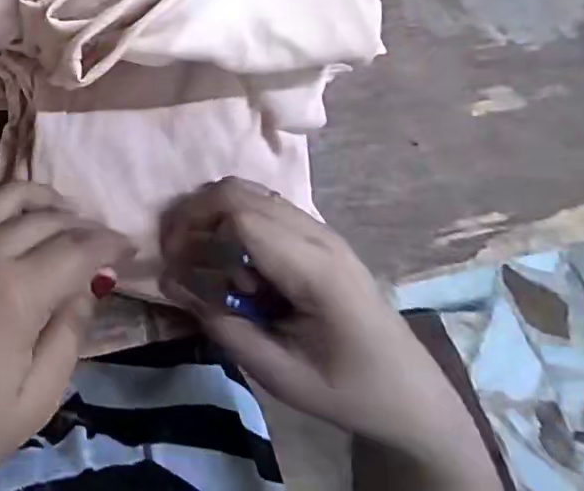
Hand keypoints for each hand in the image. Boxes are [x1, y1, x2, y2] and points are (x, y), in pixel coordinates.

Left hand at [0, 182, 133, 490]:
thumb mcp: (37, 399)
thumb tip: (86, 288)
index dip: (109, 243)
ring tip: (63, 211)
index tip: (130, 247)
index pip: (76, 248)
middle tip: (102, 238)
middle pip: (46, 217)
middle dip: (82, 222)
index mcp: (16, 289)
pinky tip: (6, 213)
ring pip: (5, 194)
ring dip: (40, 197)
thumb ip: (69, 335)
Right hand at [161, 177, 500, 490]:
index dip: (195, 228)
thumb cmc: (347, 390)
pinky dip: (233, 216)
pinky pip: (263, 203)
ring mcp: (320, 228)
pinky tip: (229, 254)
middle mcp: (318, 235)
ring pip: (249, 190)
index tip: (171, 260)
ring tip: (197, 250)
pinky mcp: (317, 232)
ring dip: (213, 211)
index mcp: (315, 270)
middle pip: (239, 191)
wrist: (411, 394)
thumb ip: (223, 326)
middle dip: (195, 211)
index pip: (242, 218)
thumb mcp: (280, 374)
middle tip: (174, 249)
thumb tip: (171, 281)